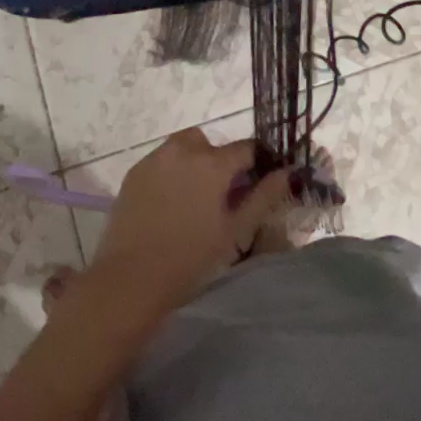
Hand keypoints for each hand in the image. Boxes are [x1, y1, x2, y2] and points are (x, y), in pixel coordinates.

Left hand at [89, 129, 291, 309]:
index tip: (258, 182)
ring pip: (183, 147)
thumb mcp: (235, 230)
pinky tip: (168, 204)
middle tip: (221, 195)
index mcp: (212, 163)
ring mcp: (154, 159)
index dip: (257, 163)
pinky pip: (160, 161)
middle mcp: (183, 150)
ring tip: (193, 199)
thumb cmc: (191, 258)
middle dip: (219, 161)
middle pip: (211, 143)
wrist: (132, 278)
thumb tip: (288, 172)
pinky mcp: (134, 172)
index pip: (247, 148)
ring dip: (193, 163)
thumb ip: (263, 197)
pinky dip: (170, 172)